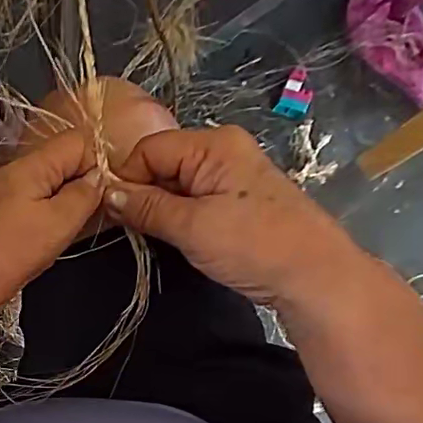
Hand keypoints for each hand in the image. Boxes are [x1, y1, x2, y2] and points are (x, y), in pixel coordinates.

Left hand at [0, 130, 101, 351]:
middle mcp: (8, 174)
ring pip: (39, 190)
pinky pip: (22, 210)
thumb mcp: (58, 223)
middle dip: (78, 187)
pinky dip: (37, 222)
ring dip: (58, 208)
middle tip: (87, 220)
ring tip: (63, 236)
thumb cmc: (8, 254)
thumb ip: (83, 195)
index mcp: (28, 166)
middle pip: (57, 165)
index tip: (103, 196)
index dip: (96, 164)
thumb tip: (98, 176)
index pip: (75, 141)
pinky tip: (37, 246)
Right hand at [106, 126, 367, 308]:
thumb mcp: (192, 226)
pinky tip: (174, 236)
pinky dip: (176, 215)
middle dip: (141, 193)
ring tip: (150, 235)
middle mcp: (221, 150)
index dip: (126, 178)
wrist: (314, 277)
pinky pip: (191, 198)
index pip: (148, 149)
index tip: (110, 213)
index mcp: (212, 144)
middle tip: (128, 229)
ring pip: (174, 183)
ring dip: (158, 208)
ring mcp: (230, 175)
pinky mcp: (235, 200)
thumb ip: (146, 207)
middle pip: (161, 163)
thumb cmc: (254, 246)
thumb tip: (107, 193)